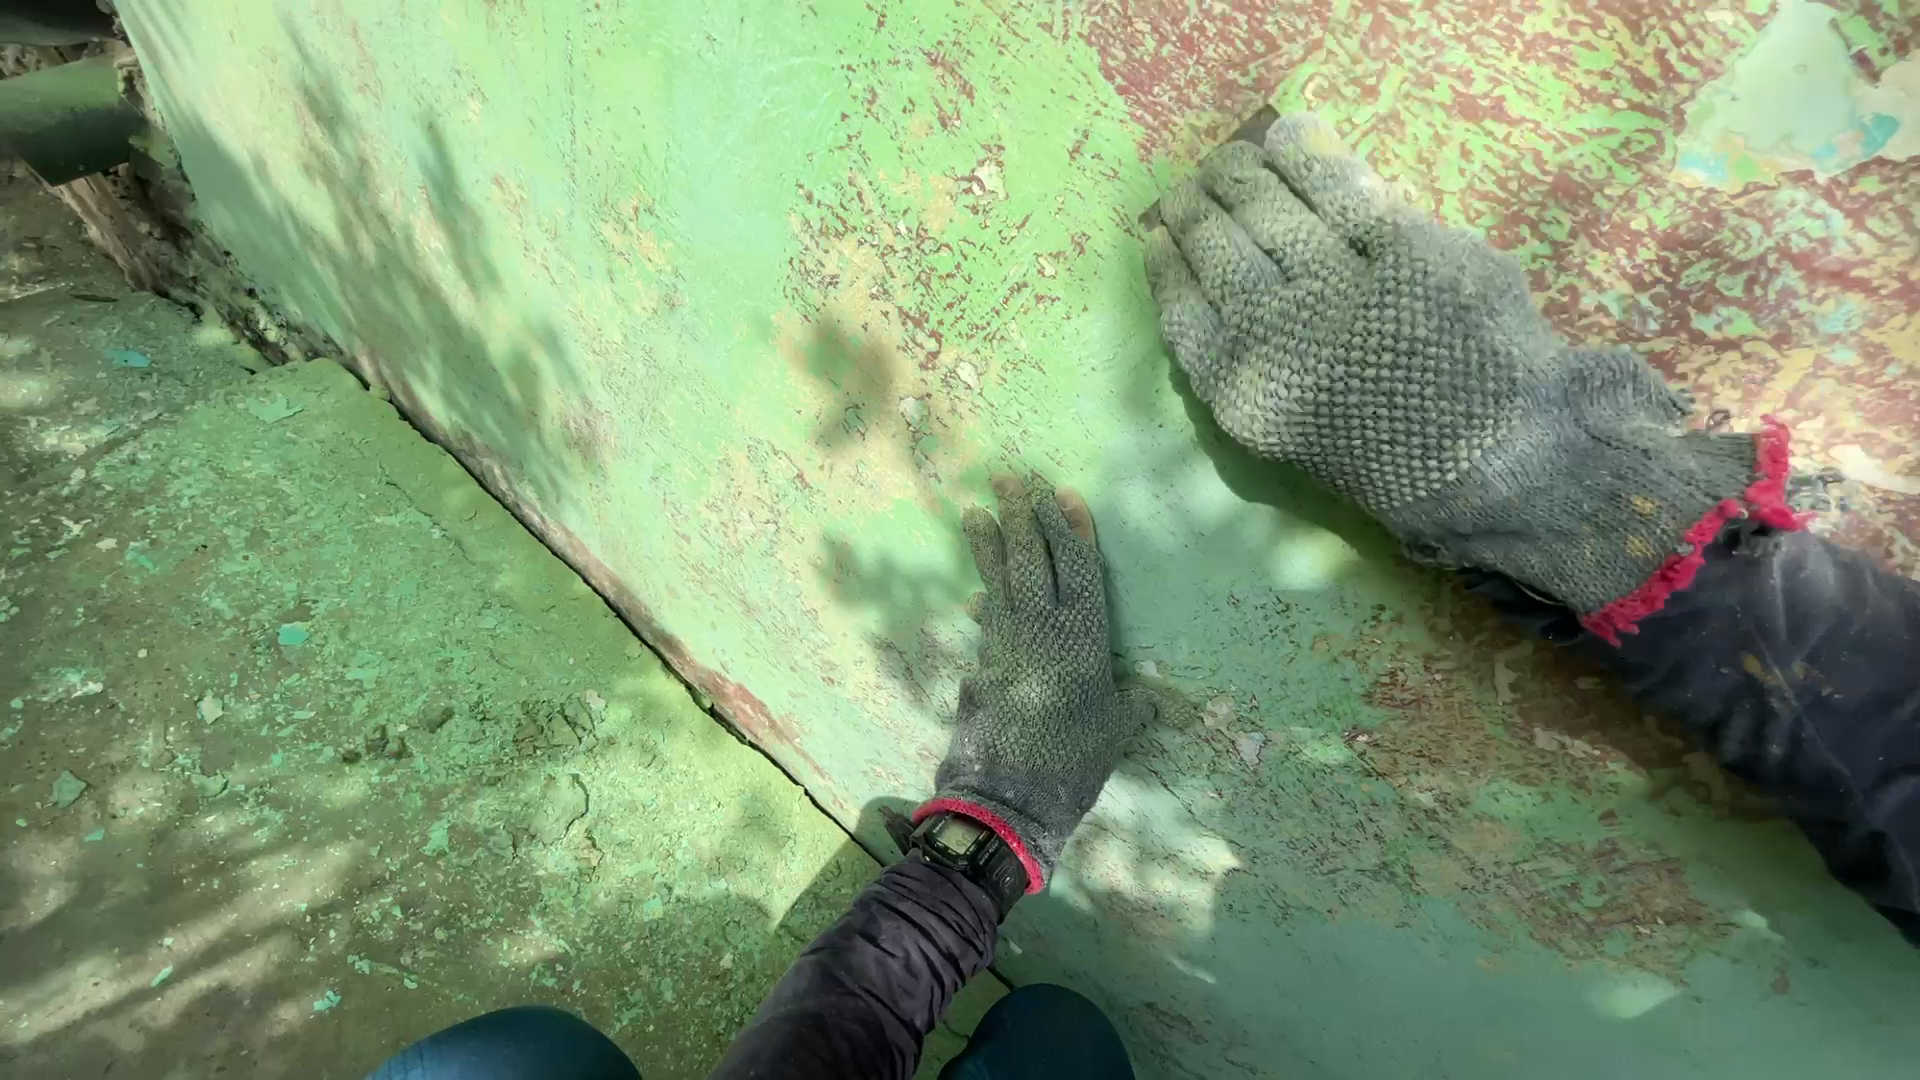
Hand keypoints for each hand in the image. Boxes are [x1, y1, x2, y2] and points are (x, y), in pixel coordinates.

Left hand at [916, 475, 1156, 890]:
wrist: (1011, 796)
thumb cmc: (1074, 763)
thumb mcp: (1115, 731)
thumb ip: (1132, 707)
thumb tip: (1150, 700)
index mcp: (1082, 638)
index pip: (1077, 570)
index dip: (1070, 529)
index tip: (1060, 492)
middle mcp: (1041, 629)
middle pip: (1030, 562)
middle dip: (1020, 517)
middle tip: (1009, 478)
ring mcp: (1005, 643)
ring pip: (998, 581)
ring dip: (988, 544)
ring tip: (975, 510)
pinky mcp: (981, 663)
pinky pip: (985, 622)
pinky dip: (983, 601)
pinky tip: (976, 588)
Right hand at [1145, 112, 1792, 639]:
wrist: (1486, 457)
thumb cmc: (1379, 454)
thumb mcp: (1281, 432)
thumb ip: (1238, 371)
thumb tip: (1216, 297)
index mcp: (1241, 391)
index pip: (1182, 313)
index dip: (1165, 269)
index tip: (1155, 239)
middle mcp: (1273, 336)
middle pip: (1218, 255)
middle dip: (1192, 214)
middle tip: (1184, 190)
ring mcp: (1336, 287)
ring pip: (1268, 213)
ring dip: (1238, 177)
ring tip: (1225, 159)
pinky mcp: (1404, 248)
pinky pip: (1341, 190)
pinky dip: (1307, 158)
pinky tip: (1286, 134)